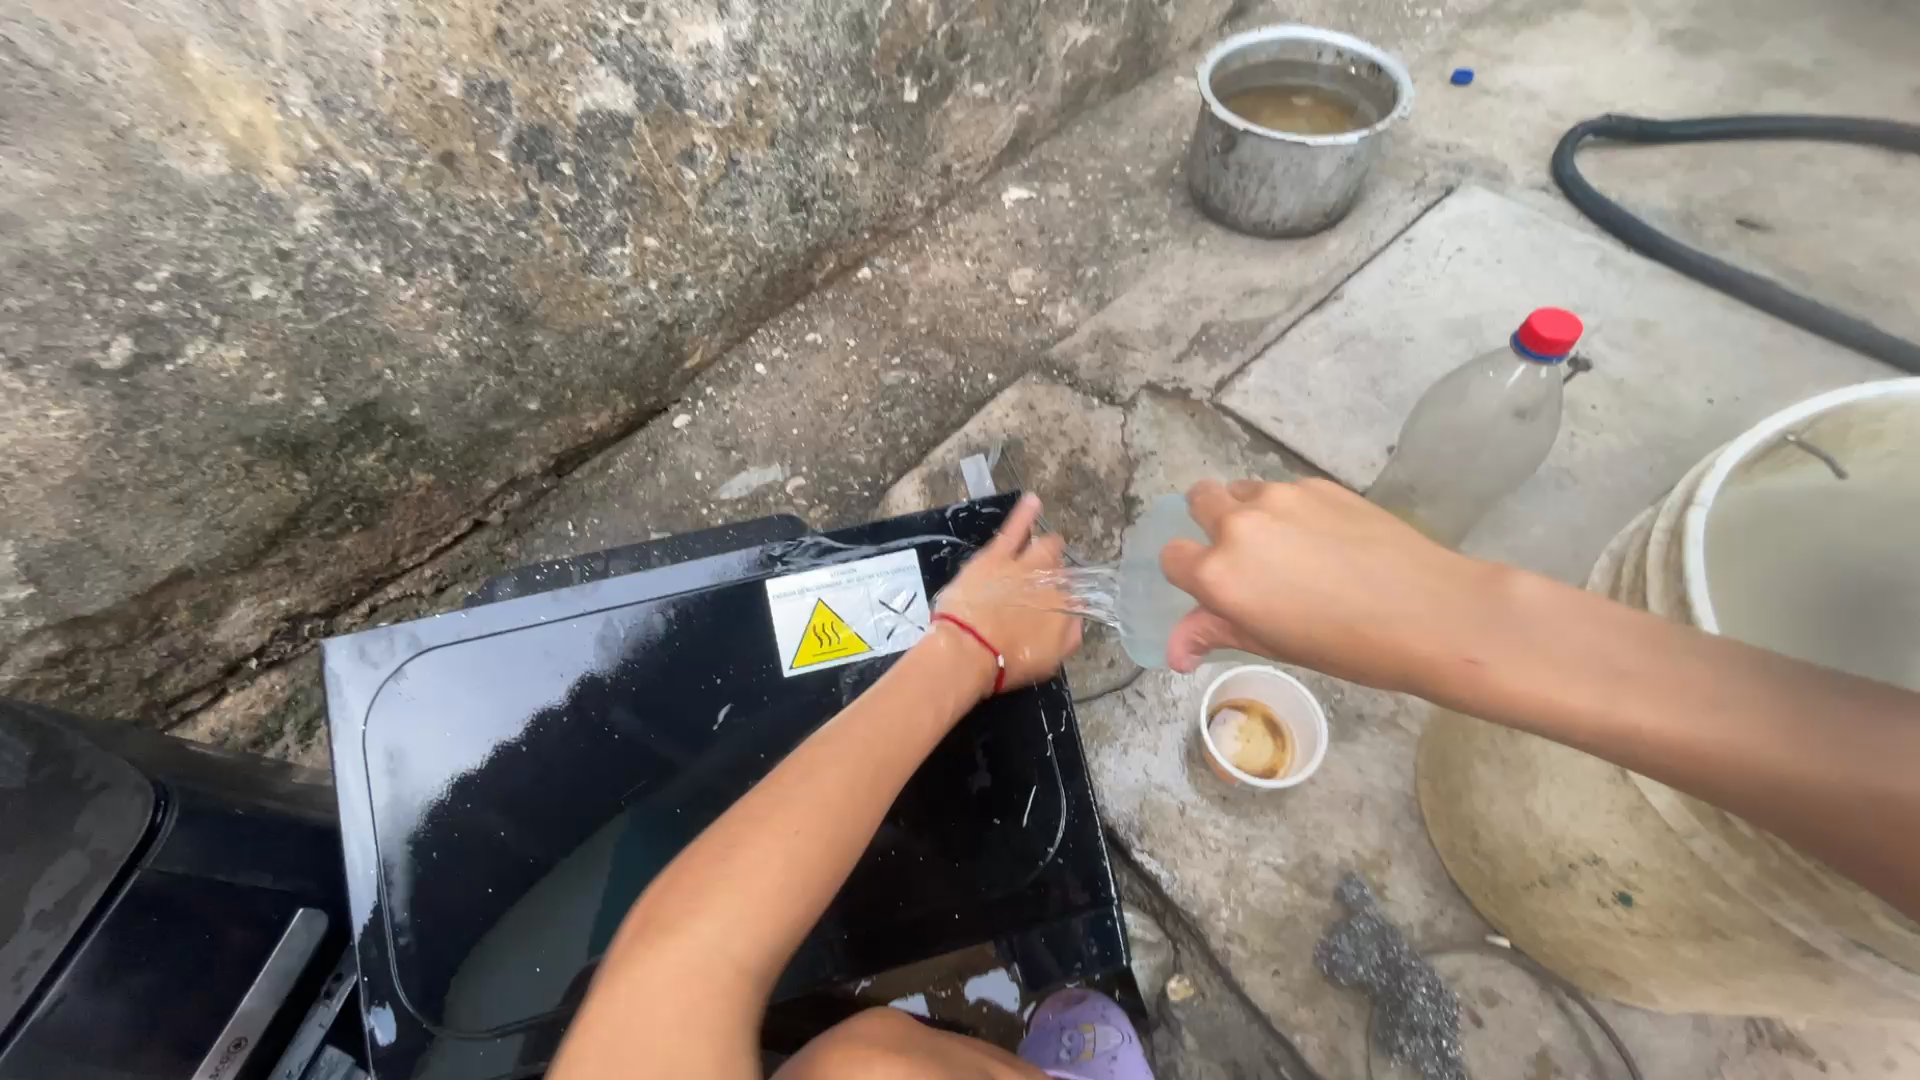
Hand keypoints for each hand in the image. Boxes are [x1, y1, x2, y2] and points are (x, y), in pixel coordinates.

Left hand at [929, 494, 1084, 699]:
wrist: (968, 650)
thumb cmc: (1005, 663)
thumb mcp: (1048, 661)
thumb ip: (1068, 638)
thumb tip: (1077, 619)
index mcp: (1064, 611)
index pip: (1073, 597)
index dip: (1064, 600)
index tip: (1053, 606)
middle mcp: (1051, 584)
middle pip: (1061, 569)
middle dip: (1057, 571)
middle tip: (1045, 581)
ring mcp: (1024, 566)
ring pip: (1044, 548)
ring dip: (1049, 545)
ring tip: (1050, 544)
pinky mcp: (997, 556)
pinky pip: (1015, 529)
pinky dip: (1025, 514)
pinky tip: (1033, 500)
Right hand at [1158, 478, 1504, 692]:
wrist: (1430, 612)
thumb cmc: (1345, 645)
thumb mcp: (1270, 644)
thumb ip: (1213, 633)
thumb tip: (1173, 654)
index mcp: (1218, 573)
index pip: (1172, 556)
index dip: (1188, 571)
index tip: (1213, 585)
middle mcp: (1239, 526)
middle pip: (1199, 500)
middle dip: (1208, 520)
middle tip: (1243, 553)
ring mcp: (1279, 498)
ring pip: (1242, 489)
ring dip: (1249, 510)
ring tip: (1288, 544)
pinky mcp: (1317, 484)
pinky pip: (1283, 489)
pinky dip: (1289, 508)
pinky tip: (1326, 538)